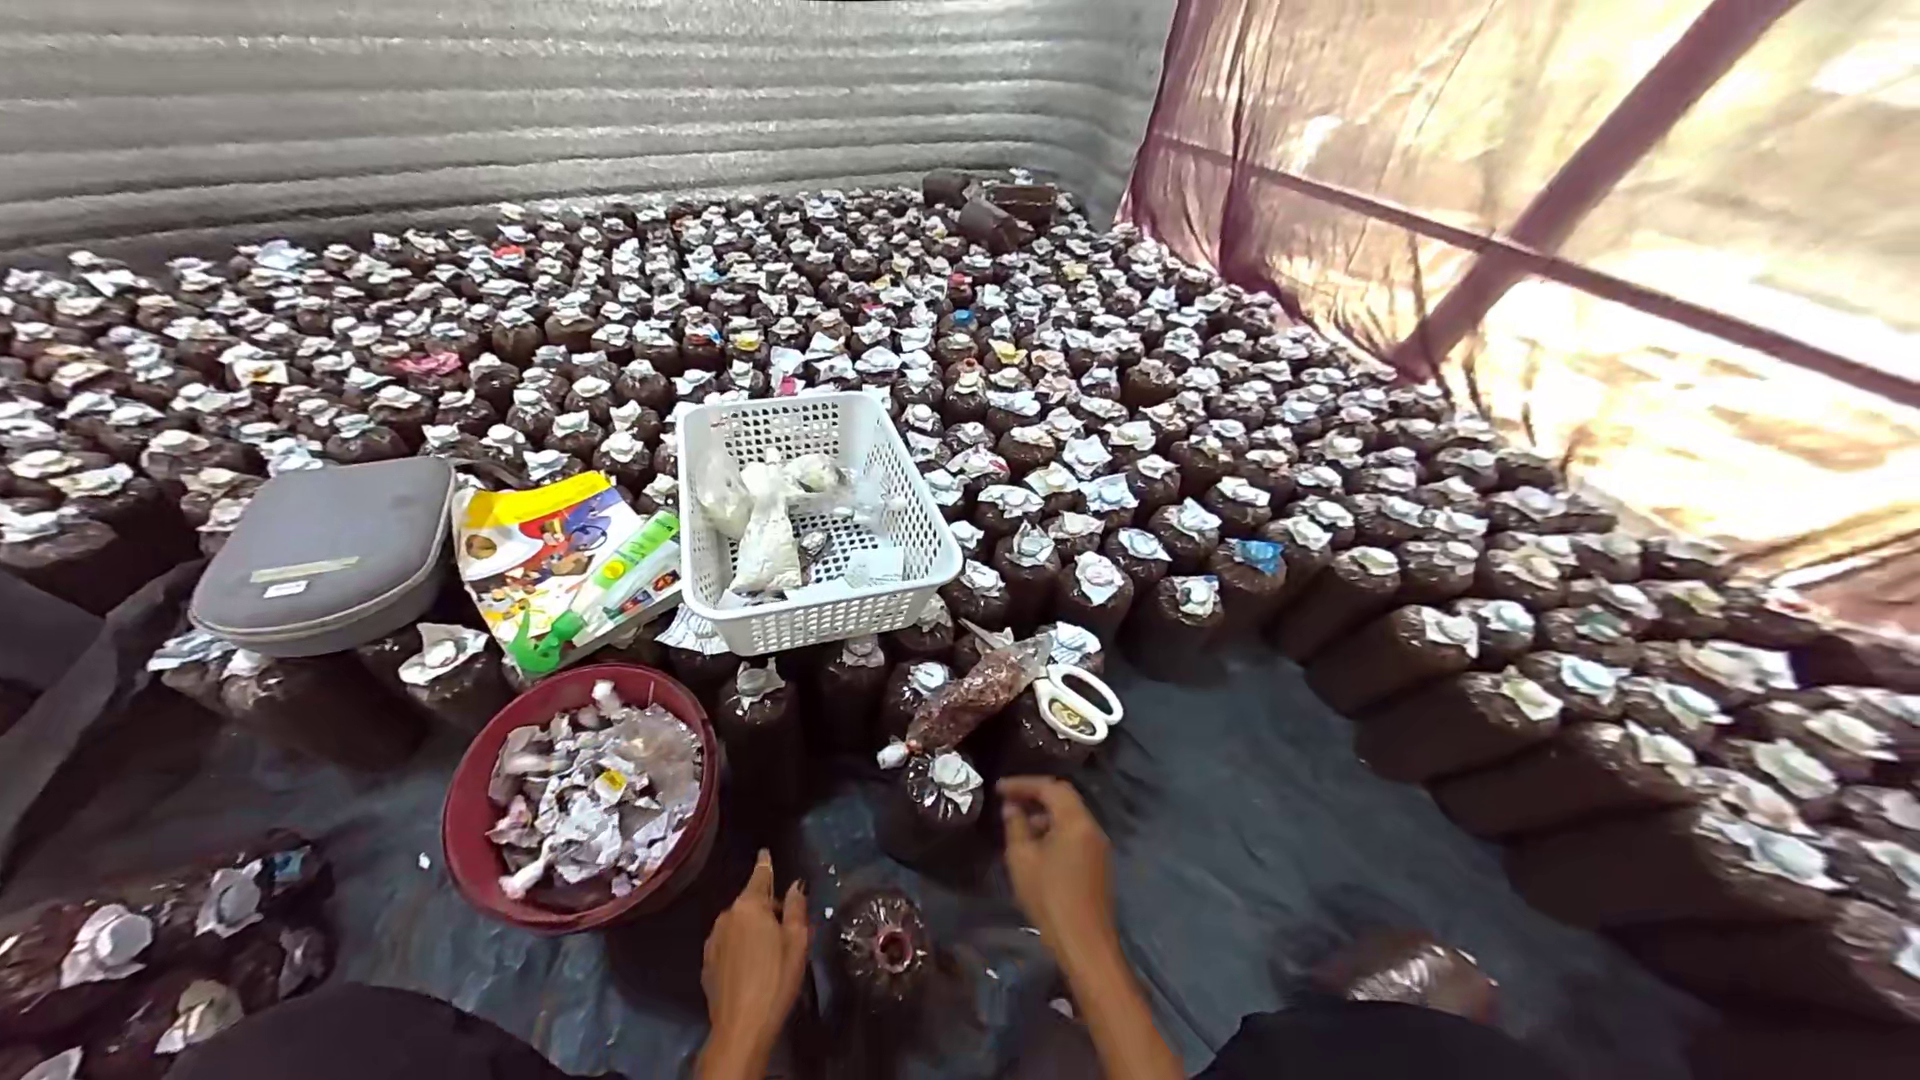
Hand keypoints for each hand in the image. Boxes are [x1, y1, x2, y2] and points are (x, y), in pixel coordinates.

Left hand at [699, 849, 809, 1079]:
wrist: (741, 1028)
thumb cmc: (776, 977)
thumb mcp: (797, 940)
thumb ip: (796, 907)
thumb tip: (795, 885)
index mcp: (749, 906)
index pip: (760, 875)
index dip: (766, 863)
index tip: (764, 852)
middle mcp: (726, 916)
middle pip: (751, 902)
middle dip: (768, 906)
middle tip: (790, 925)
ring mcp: (713, 941)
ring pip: (739, 923)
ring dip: (754, 927)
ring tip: (773, 948)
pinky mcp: (707, 964)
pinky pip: (729, 943)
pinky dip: (741, 945)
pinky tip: (753, 964)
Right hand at [999, 776, 1114, 957]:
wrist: (1085, 945)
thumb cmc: (1050, 898)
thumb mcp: (1022, 859)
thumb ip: (1016, 826)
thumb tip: (1013, 808)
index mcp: (1076, 821)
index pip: (1050, 788)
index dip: (1023, 784)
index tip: (999, 789)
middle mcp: (1092, 827)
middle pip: (1063, 799)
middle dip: (1034, 796)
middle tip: (1008, 801)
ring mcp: (1098, 846)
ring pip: (1069, 817)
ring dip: (1044, 815)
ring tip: (1018, 824)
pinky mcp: (1098, 864)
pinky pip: (1074, 834)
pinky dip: (1055, 830)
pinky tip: (1036, 846)